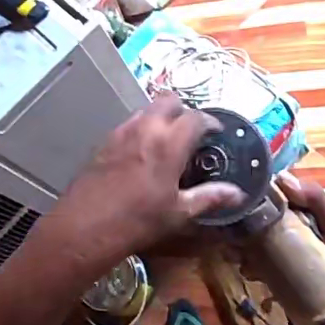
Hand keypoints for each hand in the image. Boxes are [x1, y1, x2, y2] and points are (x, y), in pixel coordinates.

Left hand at [48, 94, 242, 266]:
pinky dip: (140, 129)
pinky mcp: (105, 140)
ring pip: (146, 109)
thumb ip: (209, 197)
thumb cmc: (138, 220)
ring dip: (160, 117)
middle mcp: (145, 128)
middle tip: (191, 131)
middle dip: (183, 110)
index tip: (216, 132)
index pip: (196, 117)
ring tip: (167, 140)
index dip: (210, 121)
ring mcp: (121, 131)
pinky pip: (128, 124)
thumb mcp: (179, 212)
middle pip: (168, 100)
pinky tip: (142, 152)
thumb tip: (237, 194)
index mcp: (168, 142)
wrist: (87, 225)